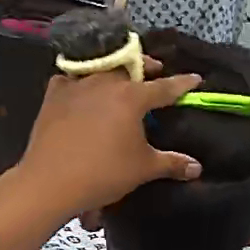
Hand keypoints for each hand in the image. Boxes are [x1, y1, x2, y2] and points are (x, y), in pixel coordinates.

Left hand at [16, 59, 202, 213]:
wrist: (52, 181)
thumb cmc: (105, 173)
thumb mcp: (144, 169)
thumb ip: (172, 163)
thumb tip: (197, 168)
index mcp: (131, 97)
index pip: (164, 87)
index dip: (182, 84)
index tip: (195, 78)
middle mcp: (105, 83)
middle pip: (130, 68)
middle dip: (145, 68)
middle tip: (155, 72)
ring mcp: (77, 85)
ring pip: (101, 69)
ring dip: (115, 71)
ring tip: (120, 79)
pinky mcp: (54, 94)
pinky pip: (72, 79)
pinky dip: (82, 81)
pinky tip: (84, 91)